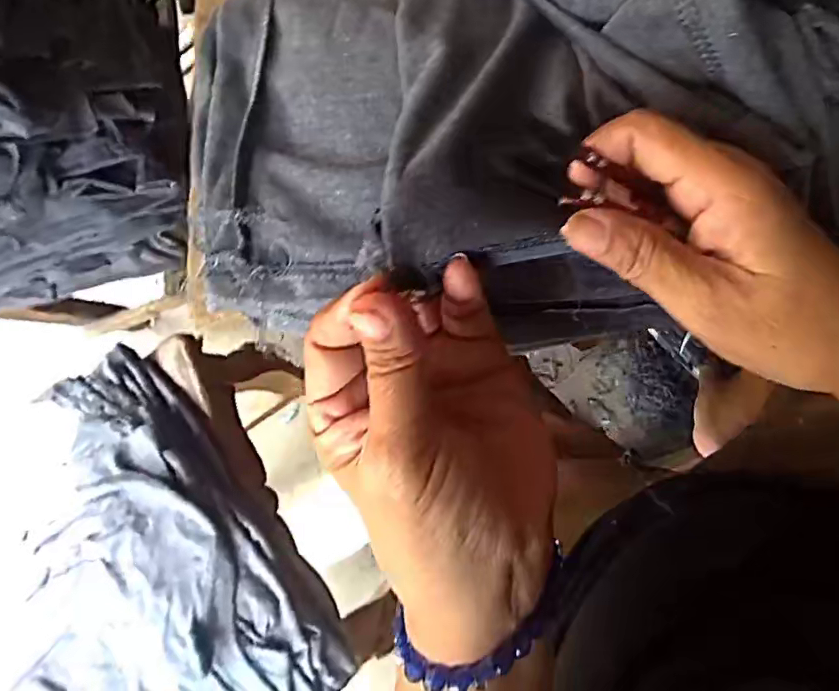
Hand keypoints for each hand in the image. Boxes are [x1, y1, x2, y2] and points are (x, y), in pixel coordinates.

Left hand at [304, 258, 555, 663]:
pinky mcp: (481, 360)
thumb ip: (393, 376)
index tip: (378, 298)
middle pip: (381, 316)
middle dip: (394, 294)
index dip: (351, 314)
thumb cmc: (429, 527)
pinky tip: (464, 274)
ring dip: (431, 287)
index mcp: (345, 405)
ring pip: (426, 309)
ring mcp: (437, 365)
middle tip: (414, 280)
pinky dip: (466, 293)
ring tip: (444, 272)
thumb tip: (373, 302)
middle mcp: (386, 377)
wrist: (506, 566)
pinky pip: (469, 317)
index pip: (332, 341)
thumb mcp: (401, 455)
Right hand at [560, 109, 838, 394]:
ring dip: (623, 195)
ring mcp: (733, 184)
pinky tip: (638, 244)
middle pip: (650, 144)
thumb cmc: (789, 329)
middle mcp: (728, 168)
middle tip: (585, 227)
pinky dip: (647, 209)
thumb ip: (639, 256)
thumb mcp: (705, 301)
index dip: (599, 151)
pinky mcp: (733, 204)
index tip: (574, 197)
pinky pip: (676, 189)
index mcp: (724, 182)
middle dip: (606, 175)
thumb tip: (573, 222)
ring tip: (607, 242)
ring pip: (659, 166)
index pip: (646, 132)